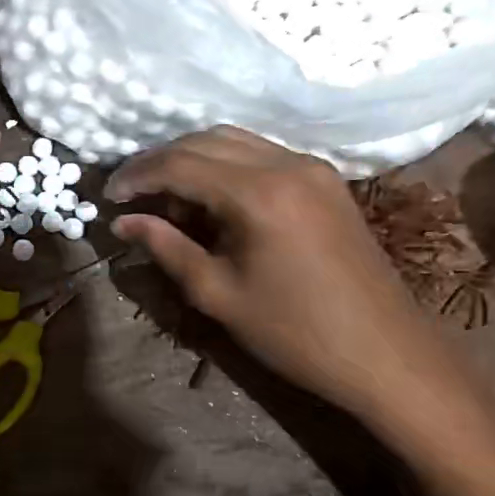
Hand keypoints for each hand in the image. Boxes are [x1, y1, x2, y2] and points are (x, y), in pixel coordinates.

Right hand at [106, 126, 489, 429]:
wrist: (386, 355)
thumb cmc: (294, 332)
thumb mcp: (216, 292)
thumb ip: (165, 246)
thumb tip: (122, 222)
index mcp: (259, 193)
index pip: (179, 163)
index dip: (136, 176)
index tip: (108, 196)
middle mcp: (287, 164)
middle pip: (204, 140)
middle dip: (160, 162)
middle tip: (131, 195)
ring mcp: (312, 168)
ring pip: (233, 141)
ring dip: (191, 160)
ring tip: (167, 201)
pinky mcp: (325, 181)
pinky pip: (260, 154)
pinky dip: (224, 166)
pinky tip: (210, 200)